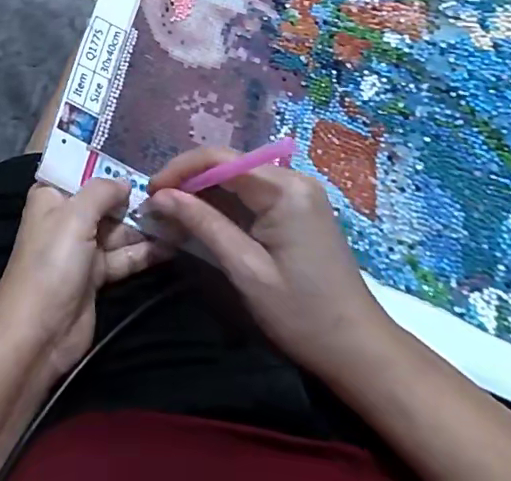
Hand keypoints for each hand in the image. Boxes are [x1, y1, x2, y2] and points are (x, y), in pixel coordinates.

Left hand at [0, 180, 170, 381]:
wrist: (39, 332)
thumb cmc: (52, 262)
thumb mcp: (74, 216)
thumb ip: (101, 192)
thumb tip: (125, 182)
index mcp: (52, 195)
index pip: (80, 168)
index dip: (108, 160)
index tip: (142, 150)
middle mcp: (67, 216)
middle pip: (104, 198)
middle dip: (134, 193)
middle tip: (174, 184)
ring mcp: (83, 246)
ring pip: (119, 228)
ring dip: (147, 223)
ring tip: (183, 212)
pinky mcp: (97, 274)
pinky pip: (125, 255)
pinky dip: (147, 250)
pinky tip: (176, 242)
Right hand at [145, 147, 387, 372]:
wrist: (360, 350)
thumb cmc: (302, 314)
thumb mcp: (245, 269)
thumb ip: (202, 224)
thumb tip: (160, 196)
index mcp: (284, 189)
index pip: (219, 159)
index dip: (179, 170)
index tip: (150, 192)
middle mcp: (293, 179)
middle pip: (228, 163)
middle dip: (188, 179)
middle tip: (156, 204)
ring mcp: (298, 192)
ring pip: (237, 177)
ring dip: (202, 191)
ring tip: (171, 211)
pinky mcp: (298, 208)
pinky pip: (251, 193)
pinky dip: (223, 202)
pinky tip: (202, 218)